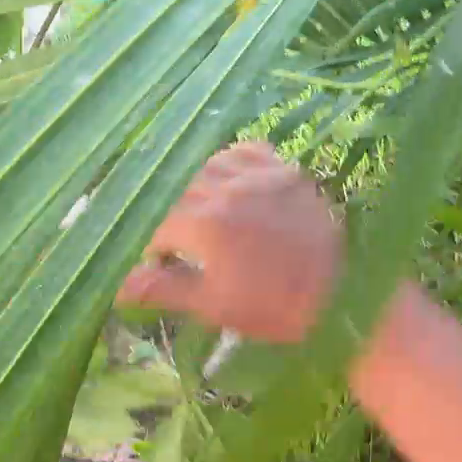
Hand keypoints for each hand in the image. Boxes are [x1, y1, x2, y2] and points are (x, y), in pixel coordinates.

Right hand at [117, 142, 340, 342]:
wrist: (343, 298)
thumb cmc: (275, 309)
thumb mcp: (214, 306)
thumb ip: (165, 289)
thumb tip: (119, 288)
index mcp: (207, 223)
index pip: (159, 225)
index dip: (155, 249)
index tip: (162, 268)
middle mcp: (230, 189)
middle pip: (179, 190)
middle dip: (172, 217)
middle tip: (179, 244)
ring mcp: (262, 176)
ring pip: (209, 166)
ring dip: (196, 186)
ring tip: (202, 213)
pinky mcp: (287, 173)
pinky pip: (248, 152)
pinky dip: (231, 162)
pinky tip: (231, 181)